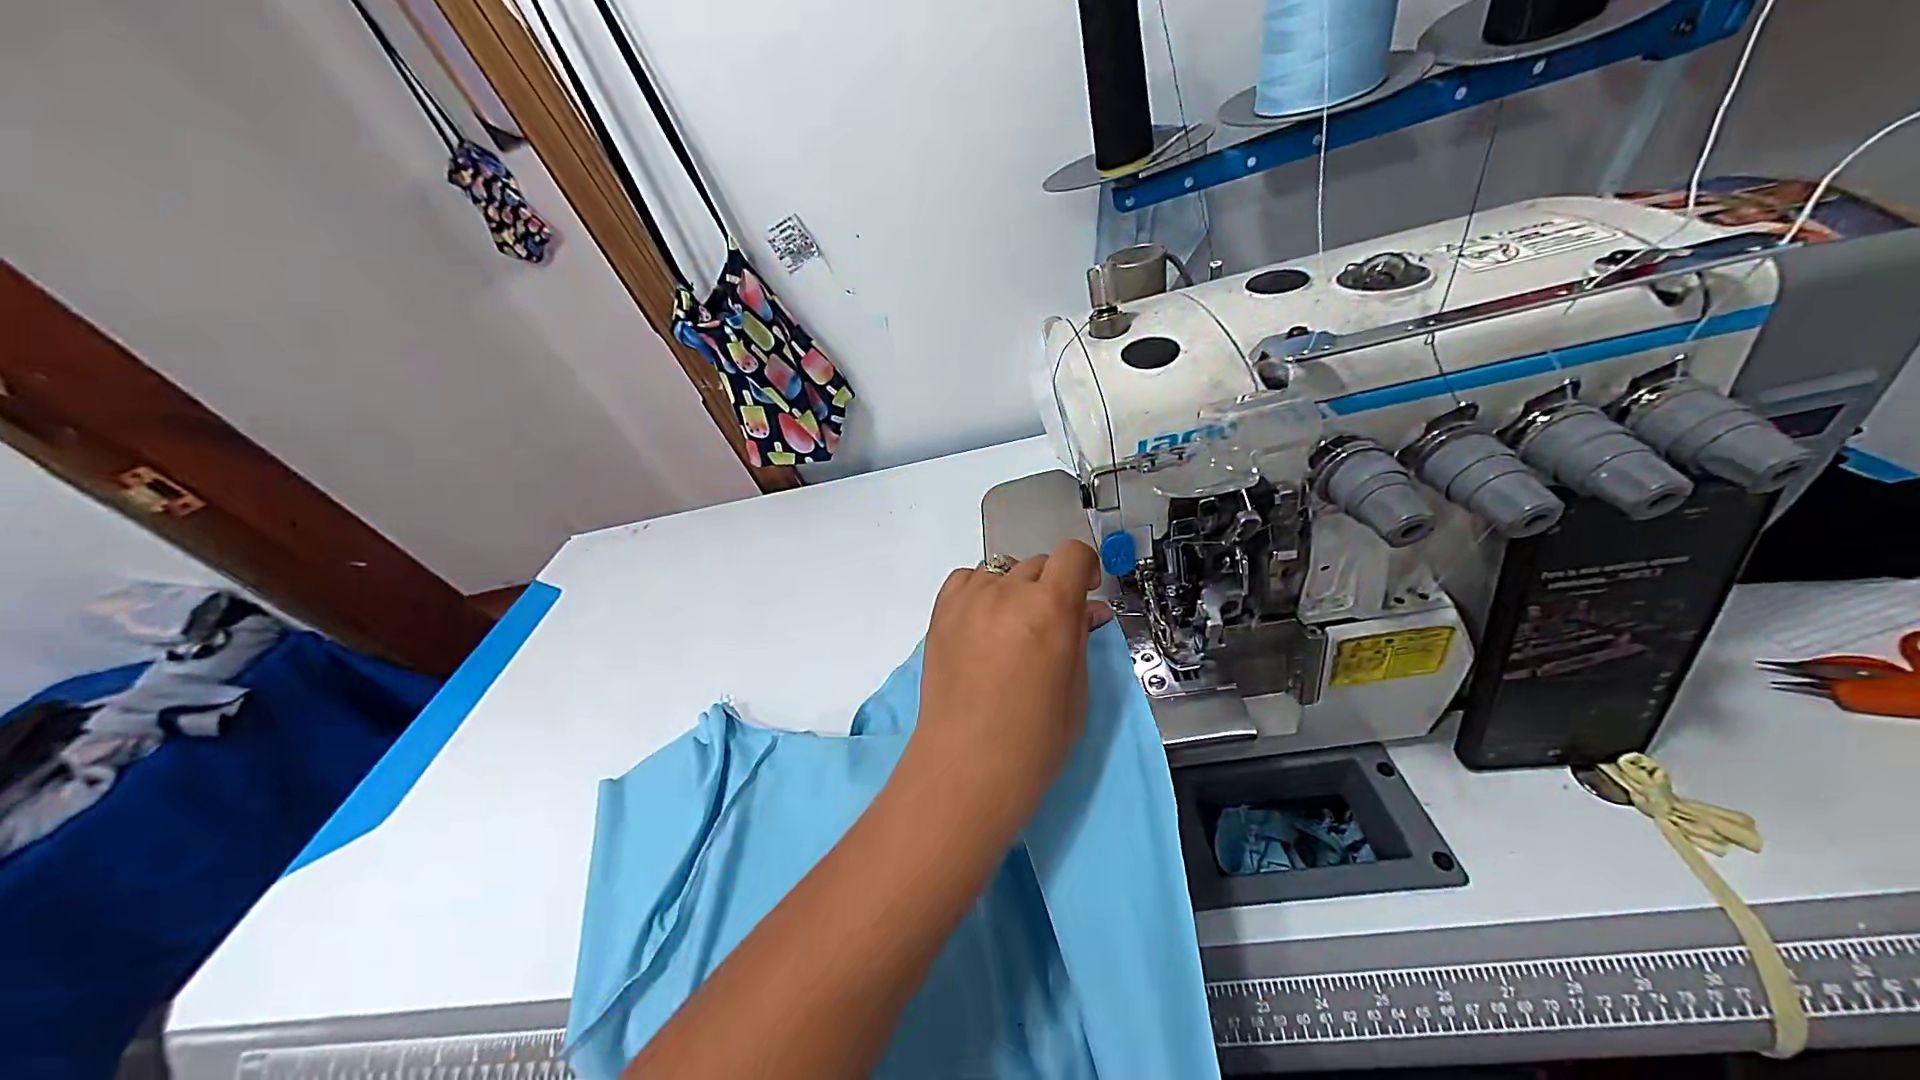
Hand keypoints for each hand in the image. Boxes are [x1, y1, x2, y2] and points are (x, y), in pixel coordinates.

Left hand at [909, 540, 1112, 823]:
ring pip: (1002, 572)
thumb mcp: (1075, 689)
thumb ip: (1080, 638)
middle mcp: (1007, 593)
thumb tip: (1089, 610)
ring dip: (1015, 591)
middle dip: (1052, 588)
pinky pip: (967, 581)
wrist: (966, 766)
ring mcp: (968, 600)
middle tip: (1050, 626)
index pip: (1073, 554)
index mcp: (1049, 608)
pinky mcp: (941, 614)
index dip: (1084, 569)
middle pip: (1039, 565)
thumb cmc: (1033, 741)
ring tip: (1012, 632)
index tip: (1085, 591)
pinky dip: (981, 592)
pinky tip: (984, 624)